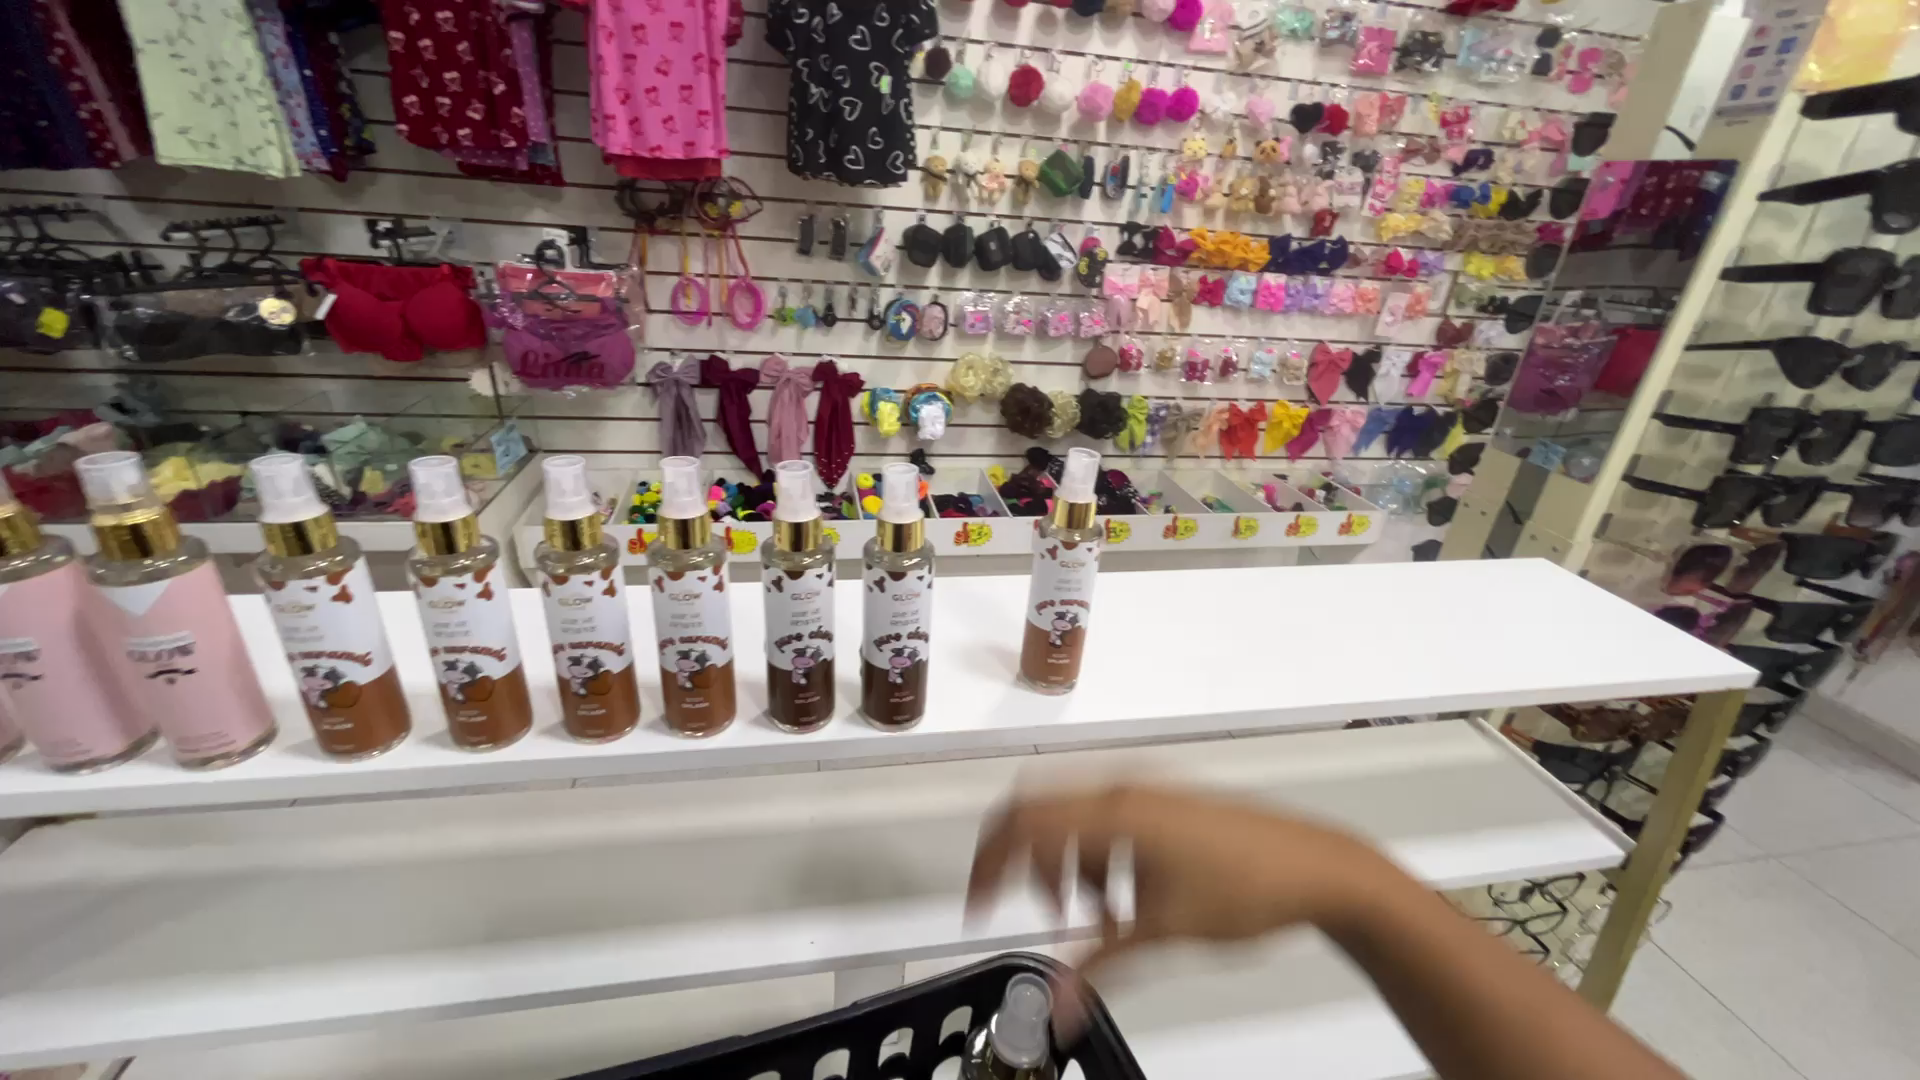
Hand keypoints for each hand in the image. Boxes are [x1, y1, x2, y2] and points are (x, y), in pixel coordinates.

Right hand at [966, 784, 1395, 1008]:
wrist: (1318, 868)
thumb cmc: (1254, 886)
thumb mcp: (1164, 933)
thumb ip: (1101, 966)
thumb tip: (1059, 1002)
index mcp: (1114, 812)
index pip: (1022, 823)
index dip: (989, 864)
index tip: (978, 902)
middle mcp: (1123, 790)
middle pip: (1037, 811)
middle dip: (1026, 865)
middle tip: (1036, 909)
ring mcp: (1144, 790)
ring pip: (1071, 817)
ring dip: (1067, 866)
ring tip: (1098, 916)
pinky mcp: (1162, 800)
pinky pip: (1103, 819)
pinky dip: (1096, 858)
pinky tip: (1124, 897)